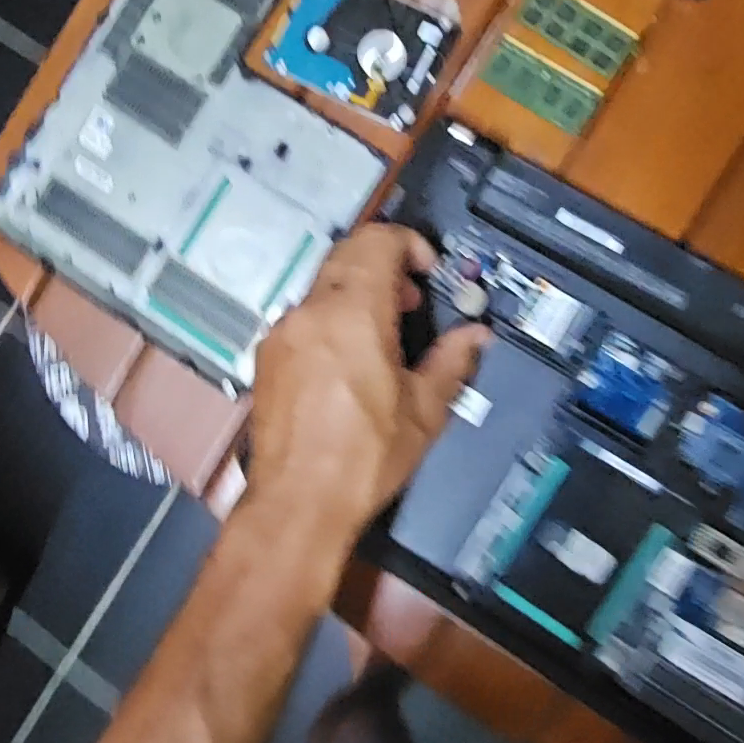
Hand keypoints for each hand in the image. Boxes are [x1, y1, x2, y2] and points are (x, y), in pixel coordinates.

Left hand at [248, 224, 491, 537]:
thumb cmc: (365, 457)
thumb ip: (452, 361)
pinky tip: (346, 360)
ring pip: (323, 284)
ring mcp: (282, 331)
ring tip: (382, 334)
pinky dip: (330, 317)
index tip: (428, 272)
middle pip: (348, 252)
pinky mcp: (266, 355)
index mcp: (354, 313)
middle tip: (410, 301)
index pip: (378, 240)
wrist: (297, 502)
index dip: (409, 243)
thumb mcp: (423, 411)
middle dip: (385, 264)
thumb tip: (477, 336)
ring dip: (356, 290)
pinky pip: (303, 315)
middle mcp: (311, 310)